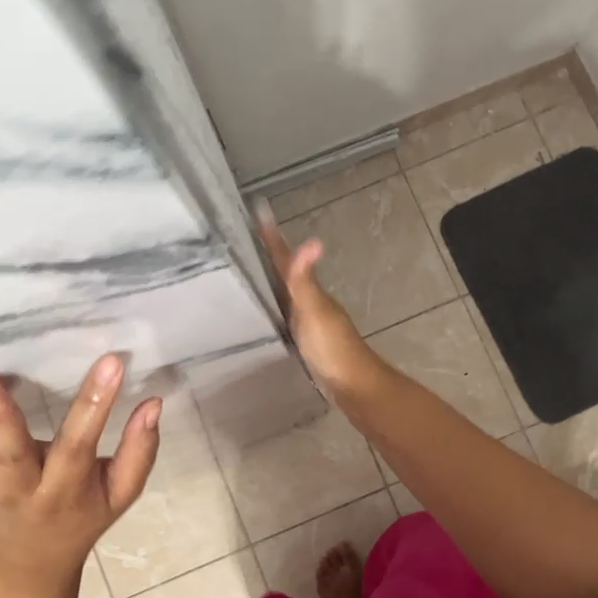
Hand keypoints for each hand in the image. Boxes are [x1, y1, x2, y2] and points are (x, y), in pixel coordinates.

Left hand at [0, 354, 161, 589]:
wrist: (33, 560)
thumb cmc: (84, 515)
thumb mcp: (121, 493)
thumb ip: (140, 451)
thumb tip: (153, 402)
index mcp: (66, 485)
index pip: (84, 442)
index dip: (97, 404)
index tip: (110, 361)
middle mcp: (22, 487)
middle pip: (8, 455)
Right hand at [255, 201, 385, 393]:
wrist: (353, 386)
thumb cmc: (333, 348)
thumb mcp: (315, 311)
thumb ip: (306, 281)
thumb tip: (312, 241)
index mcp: (311, 292)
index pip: (286, 260)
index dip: (273, 239)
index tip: (258, 211)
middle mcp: (311, 302)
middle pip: (286, 273)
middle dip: (268, 255)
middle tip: (244, 238)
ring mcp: (310, 321)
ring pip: (286, 294)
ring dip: (271, 281)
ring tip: (246, 272)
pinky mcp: (306, 341)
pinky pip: (285, 315)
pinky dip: (274, 307)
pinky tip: (263, 314)